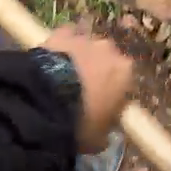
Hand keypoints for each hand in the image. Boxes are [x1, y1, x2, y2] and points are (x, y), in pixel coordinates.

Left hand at [42, 27, 134, 152]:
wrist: (44, 101)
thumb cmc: (79, 122)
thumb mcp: (99, 138)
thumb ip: (107, 129)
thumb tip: (105, 129)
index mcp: (125, 72)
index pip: (126, 83)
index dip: (115, 95)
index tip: (104, 107)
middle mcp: (110, 49)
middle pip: (107, 60)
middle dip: (99, 72)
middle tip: (84, 91)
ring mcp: (85, 38)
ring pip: (88, 47)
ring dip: (81, 59)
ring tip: (66, 77)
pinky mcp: (62, 32)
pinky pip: (67, 37)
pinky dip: (63, 46)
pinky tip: (55, 60)